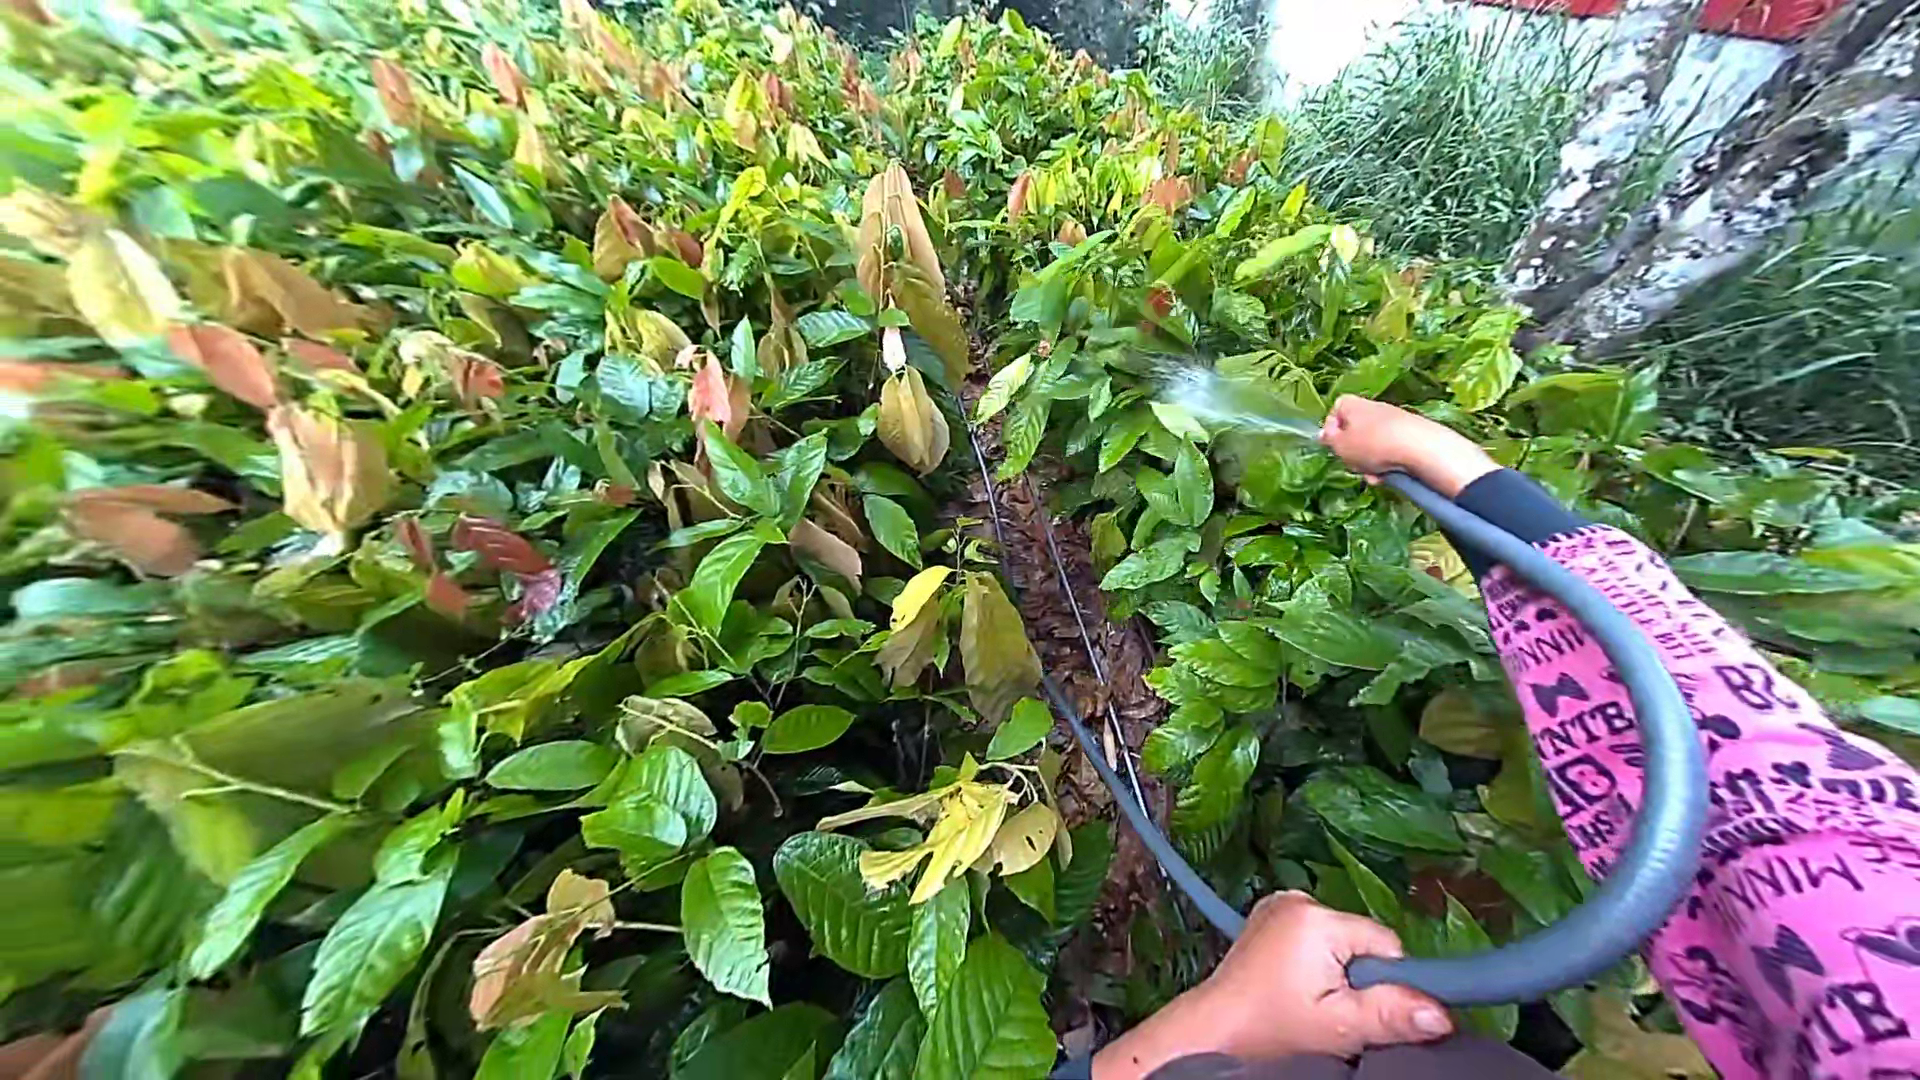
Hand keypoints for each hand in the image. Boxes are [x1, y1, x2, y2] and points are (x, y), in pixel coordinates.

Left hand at [1091, 893, 1452, 1078]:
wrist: (1221, 1024)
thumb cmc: (1275, 1025)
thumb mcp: (1341, 1026)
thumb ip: (1391, 1014)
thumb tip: (1441, 1012)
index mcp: (1315, 916)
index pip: (1387, 943)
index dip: (1390, 981)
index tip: (1370, 1007)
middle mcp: (1296, 899)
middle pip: (1362, 940)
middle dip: (1360, 976)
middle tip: (1334, 1007)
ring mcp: (1279, 904)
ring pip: (1340, 940)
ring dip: (1337, 970)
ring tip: (1310, 998)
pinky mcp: (1269, 915)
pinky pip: (1314, 934)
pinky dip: (1314, 959)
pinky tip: (1296, 983)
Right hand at [1318, 395, 1497, 497]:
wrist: (1423, 448)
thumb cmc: (1372, 445)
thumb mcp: (1340, 446)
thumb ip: (1329, 440)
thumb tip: (1325, 434)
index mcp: (1354, 405)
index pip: (1336, 408)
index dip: (1330, 426)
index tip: (1331, 443)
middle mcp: (1375, 408)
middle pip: (1355, 429)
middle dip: (1351, 449)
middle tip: (1351, 462)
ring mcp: (1396, 420)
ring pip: (1372, 443)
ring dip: (1368, 461)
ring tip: (1372, 474)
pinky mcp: (1413, 434)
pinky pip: (1391, 450)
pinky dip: (1386, 463)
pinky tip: (1388, 475)